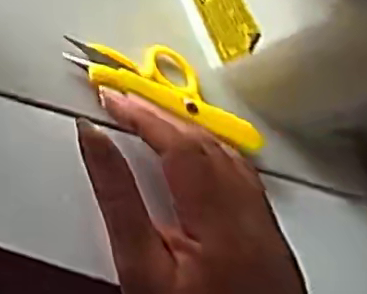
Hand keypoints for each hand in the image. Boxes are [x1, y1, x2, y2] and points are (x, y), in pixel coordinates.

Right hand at [78, 89, 304, 293]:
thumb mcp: (139, 268)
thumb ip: (116, 196)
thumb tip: (92, 136)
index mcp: (225, 232)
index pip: (183, 147)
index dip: (142, 113)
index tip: (109, 97)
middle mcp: (257, 229)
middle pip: (210, 146)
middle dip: (160, 114)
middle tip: (120, 99)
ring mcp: (271, 238)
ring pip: (231, 159)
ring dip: (186, 128)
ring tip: (146, 116)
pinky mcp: (275, 248)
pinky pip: (243, 178)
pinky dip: (208, 150)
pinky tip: (185, 150)